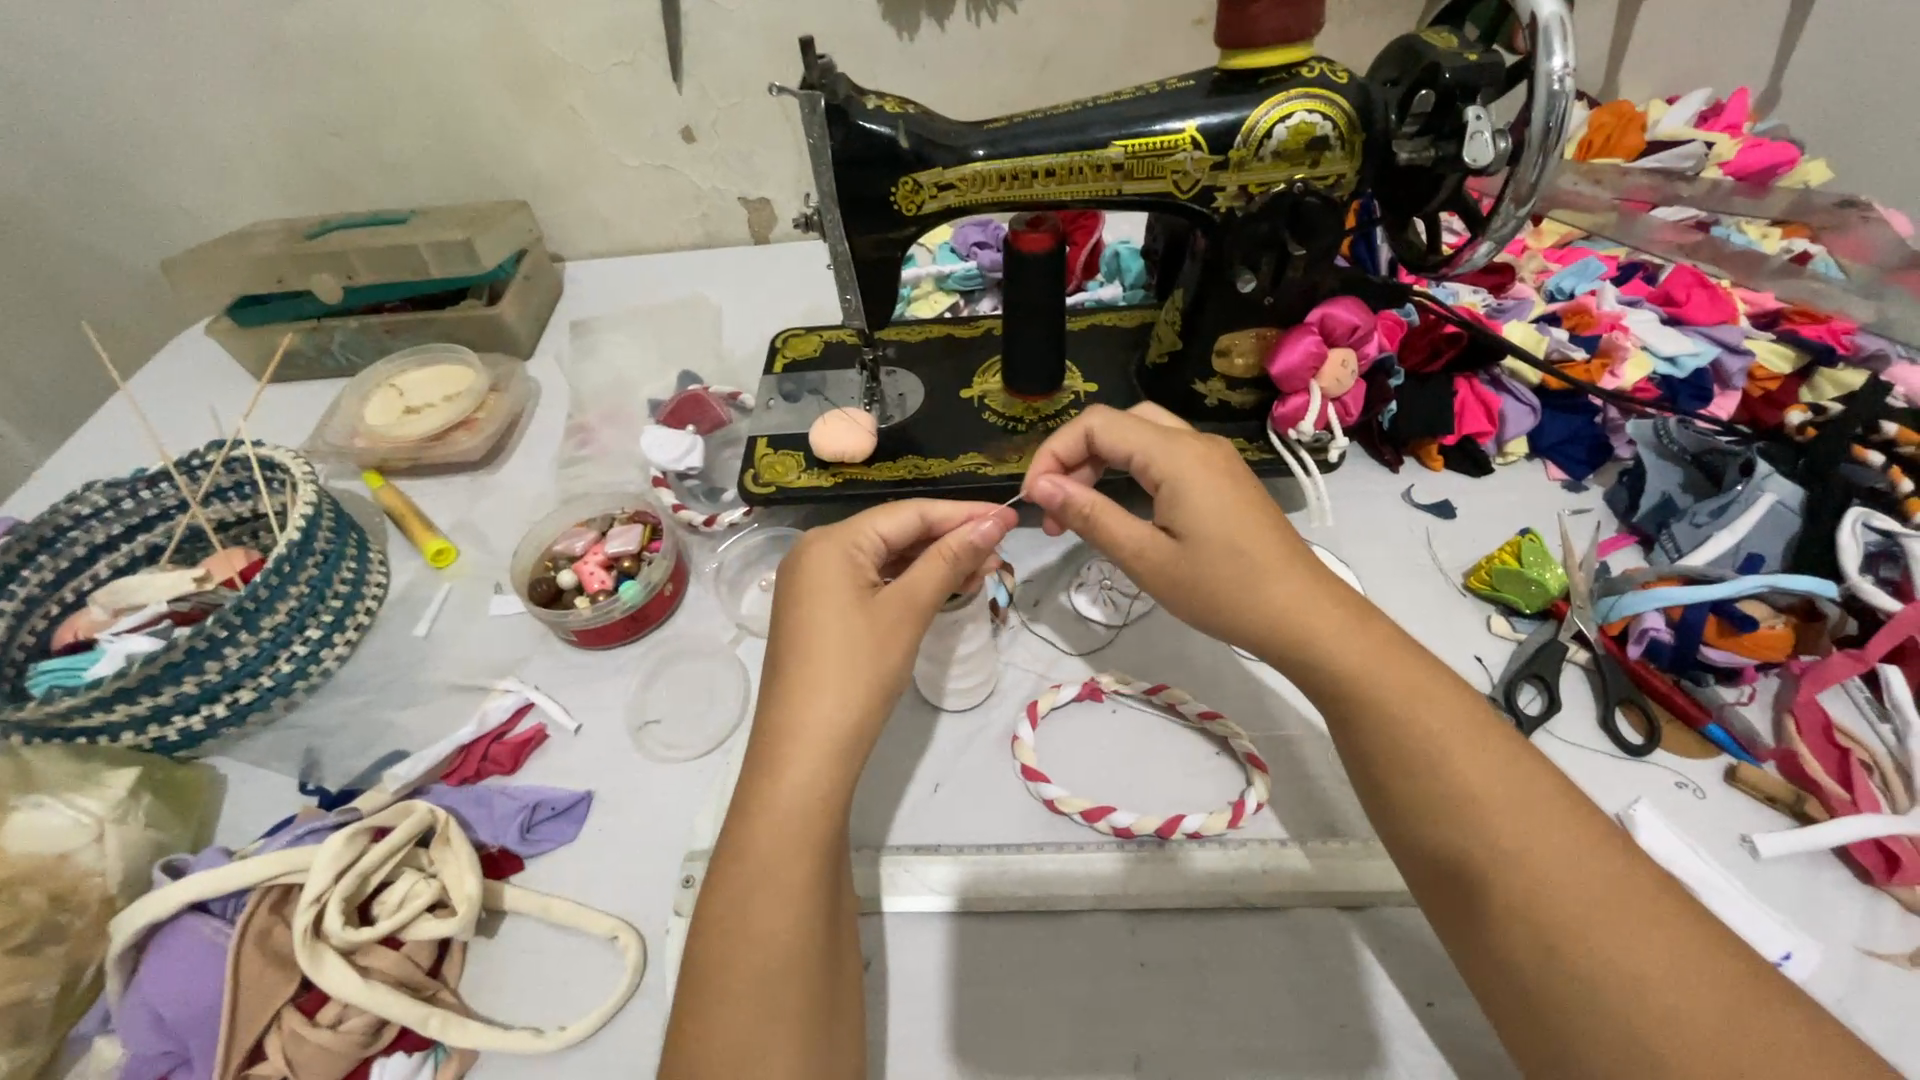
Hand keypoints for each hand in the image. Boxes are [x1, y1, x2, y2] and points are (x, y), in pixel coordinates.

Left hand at [756, 500, 1014, 757]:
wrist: (805, 749)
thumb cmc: (858, 673)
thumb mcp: (908, 610)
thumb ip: (950, 560)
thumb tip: (993, 522)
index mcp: (832, 541)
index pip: (908, 512)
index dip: (962, 514)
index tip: (1008, 518)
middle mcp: (815, 550)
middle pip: (894, 532)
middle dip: (948, 540)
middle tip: (999, 554)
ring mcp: (811, 581)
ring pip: (882, 558)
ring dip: (930, 563)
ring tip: (980, 572)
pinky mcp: (815, 609)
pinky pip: (866, 581)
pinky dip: (904, 583)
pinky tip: (939, 589)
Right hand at [1020, 403, 1342, 655]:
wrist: (1302, 615)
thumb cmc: (1222, 592)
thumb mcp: (1145, 558)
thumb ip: (1090, 515)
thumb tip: (1041, 487)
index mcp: (1176, 455)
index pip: (1096, 425)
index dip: (1054, 454)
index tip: (1035, 501)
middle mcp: (1196, 443)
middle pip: (1118, 423)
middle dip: (1076, 457)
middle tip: (1056, 509)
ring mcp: (1214, 458)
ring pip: (1143, 435)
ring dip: (1102, 463)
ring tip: (1079, 511)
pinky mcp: (1223, 478)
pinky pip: (1166, 456)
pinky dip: (1131, 472)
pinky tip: (1121, 509)